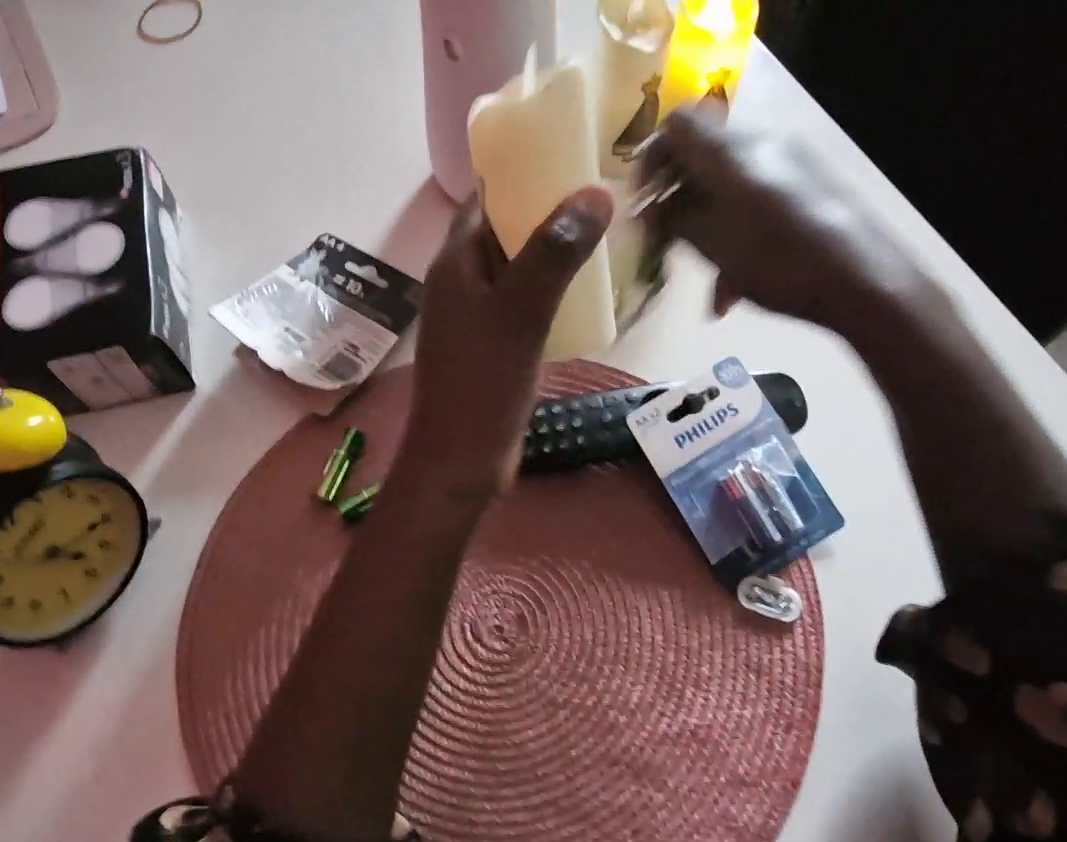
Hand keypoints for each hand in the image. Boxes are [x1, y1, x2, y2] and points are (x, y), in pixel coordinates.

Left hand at [404, 188, 613, 502]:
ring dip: (556, 254)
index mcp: (456, 262)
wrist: (460, 461)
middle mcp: (462, 282)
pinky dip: (553, 293)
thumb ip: (554, 253)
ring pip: (519, 270)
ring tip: (610, 237)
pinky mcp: (493, 347)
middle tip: (609, 196)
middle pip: (507, 230)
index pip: (489, 197)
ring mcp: (477, 317)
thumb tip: (595, 193)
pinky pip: (525, 305)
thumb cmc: (484, 384)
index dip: (528, 171)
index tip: (578, 155)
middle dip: (551, 212)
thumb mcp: (522, 312)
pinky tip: (588, 295)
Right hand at [636, 106, 940, 340]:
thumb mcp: (713, 246)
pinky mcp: (810, 192)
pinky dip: (737, 241)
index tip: (643, 205)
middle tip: (665, 245)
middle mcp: (761, 146)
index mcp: (732, 152)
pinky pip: (757, 207)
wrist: (864, 281)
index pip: (676, 127)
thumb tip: (653, 208)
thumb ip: (674, 221)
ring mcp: (790, 167)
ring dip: (707, 234)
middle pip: (702, 160)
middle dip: (678, 205)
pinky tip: (735, 290)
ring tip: (707, 283)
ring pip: (729, 192)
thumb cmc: (780, 261)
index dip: (651, 161)